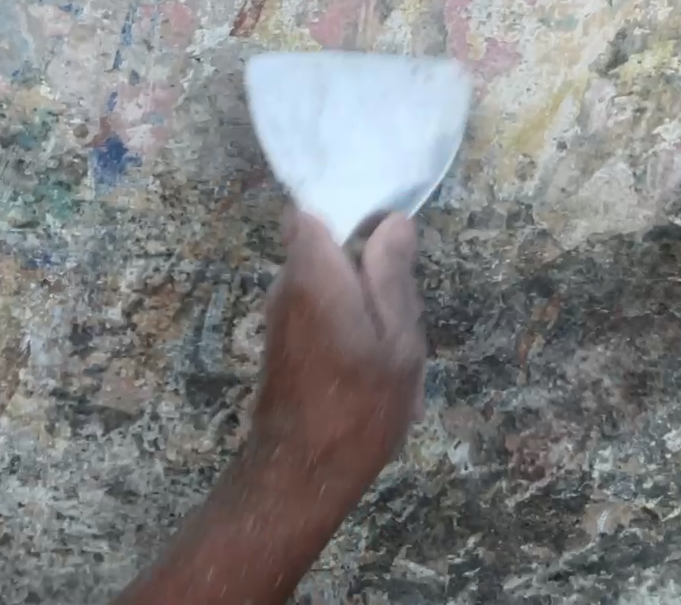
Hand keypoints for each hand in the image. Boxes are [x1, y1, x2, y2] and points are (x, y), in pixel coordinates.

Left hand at [245, 210, 425, 510]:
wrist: (302, 474)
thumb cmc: (359, 405)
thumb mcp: (397, 339)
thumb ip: (391, 275)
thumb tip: (393, 221)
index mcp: (313, 271)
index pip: (308, 209)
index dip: (343, 207)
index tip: (381, 226)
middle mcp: (287, 283)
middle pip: (323, 243)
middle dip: (362, 257)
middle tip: (400, 297)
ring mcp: (280, 312)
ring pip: (324, 276)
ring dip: (357, 292)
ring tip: (392, 336)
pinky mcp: (283, 338)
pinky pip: (317, 304)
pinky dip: (344, 316)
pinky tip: (371, 356)